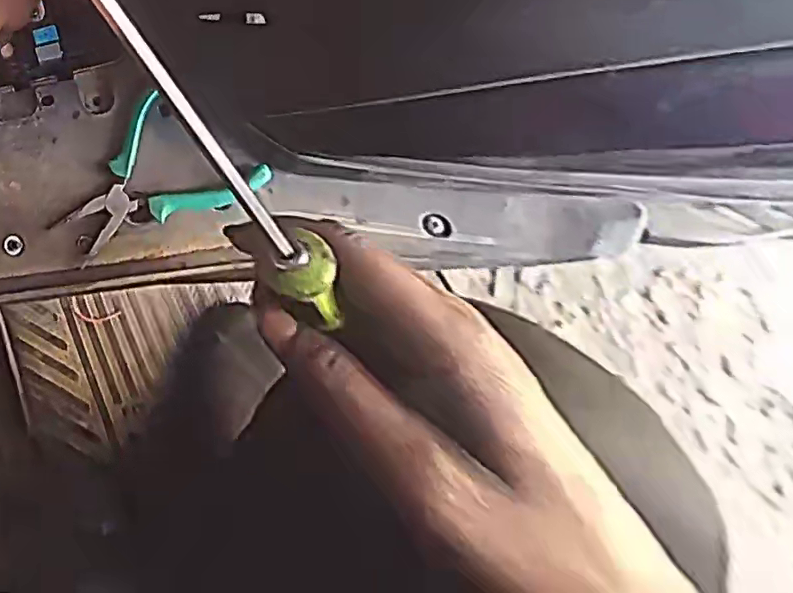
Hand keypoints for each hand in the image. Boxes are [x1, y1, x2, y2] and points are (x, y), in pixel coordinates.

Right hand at [256, 231, 694, 592]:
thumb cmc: (548, 554)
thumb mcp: (432, 484)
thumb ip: (349, 398)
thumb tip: (283, 332)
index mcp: (453, 336)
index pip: (353, 251)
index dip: (291, 237)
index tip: (243, 245)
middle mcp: (454, 328)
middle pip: (354, 265)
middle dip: (293, 269)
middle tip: (253, 301)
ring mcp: (454, 348)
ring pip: (361, 295)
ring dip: (309, 300)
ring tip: (275, 326)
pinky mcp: (450, 372)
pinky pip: (376, 328)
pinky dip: (332, 328)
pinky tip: (317, 353)